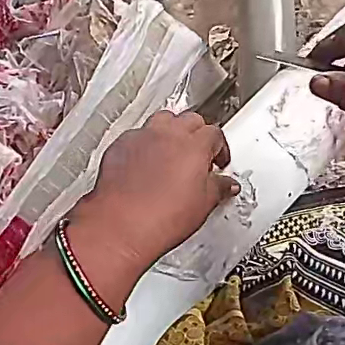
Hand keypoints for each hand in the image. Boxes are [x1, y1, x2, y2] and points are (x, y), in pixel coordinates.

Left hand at [66, 111, 237, 290]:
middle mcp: (167, 134)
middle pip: (189, 120)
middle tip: (198, 155)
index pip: (214, 134)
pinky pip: (136, 136)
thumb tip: (225, 184)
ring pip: (161, 121)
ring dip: (170, 132)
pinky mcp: (120, 146)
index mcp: (194, 145)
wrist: (122, 224)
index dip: (219, 148)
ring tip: (172, 153)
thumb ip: (218, 187)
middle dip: (197, 134)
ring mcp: (141, 137)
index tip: (218, 161)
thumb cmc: (160, 216)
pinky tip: (145, 163)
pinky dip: (144, 145)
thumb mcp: (203, 204)